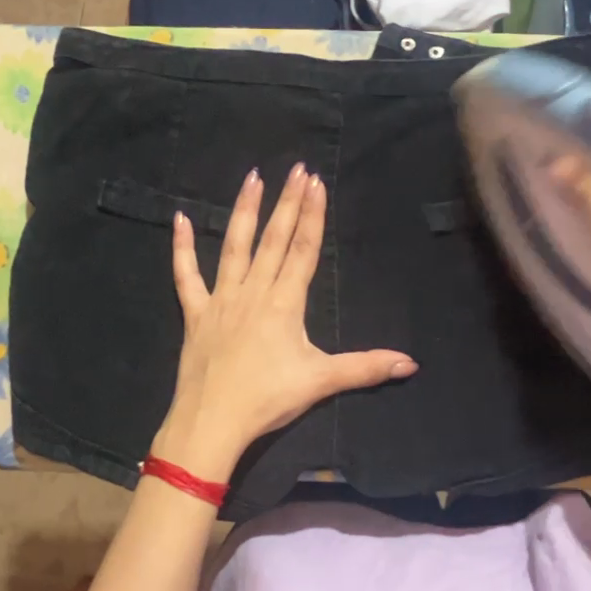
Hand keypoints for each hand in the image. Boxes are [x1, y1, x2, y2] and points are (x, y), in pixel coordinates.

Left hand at [151, 163, 417, 481]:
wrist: (211, 422)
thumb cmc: (267, 400)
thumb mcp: (321, 382)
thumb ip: (365, 368)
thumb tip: (411, 363)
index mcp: (284, 303)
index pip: (303, 249)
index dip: (312, 215)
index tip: (316, 182)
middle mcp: (253, 291)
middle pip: (274, 239)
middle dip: (287, 202)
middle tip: (296, 168)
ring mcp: (221, 299)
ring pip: (234, 246)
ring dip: (244, 211)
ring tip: (253, 178)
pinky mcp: (195, 313)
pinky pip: (186, 275)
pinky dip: (182, 247)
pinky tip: (179, 218)